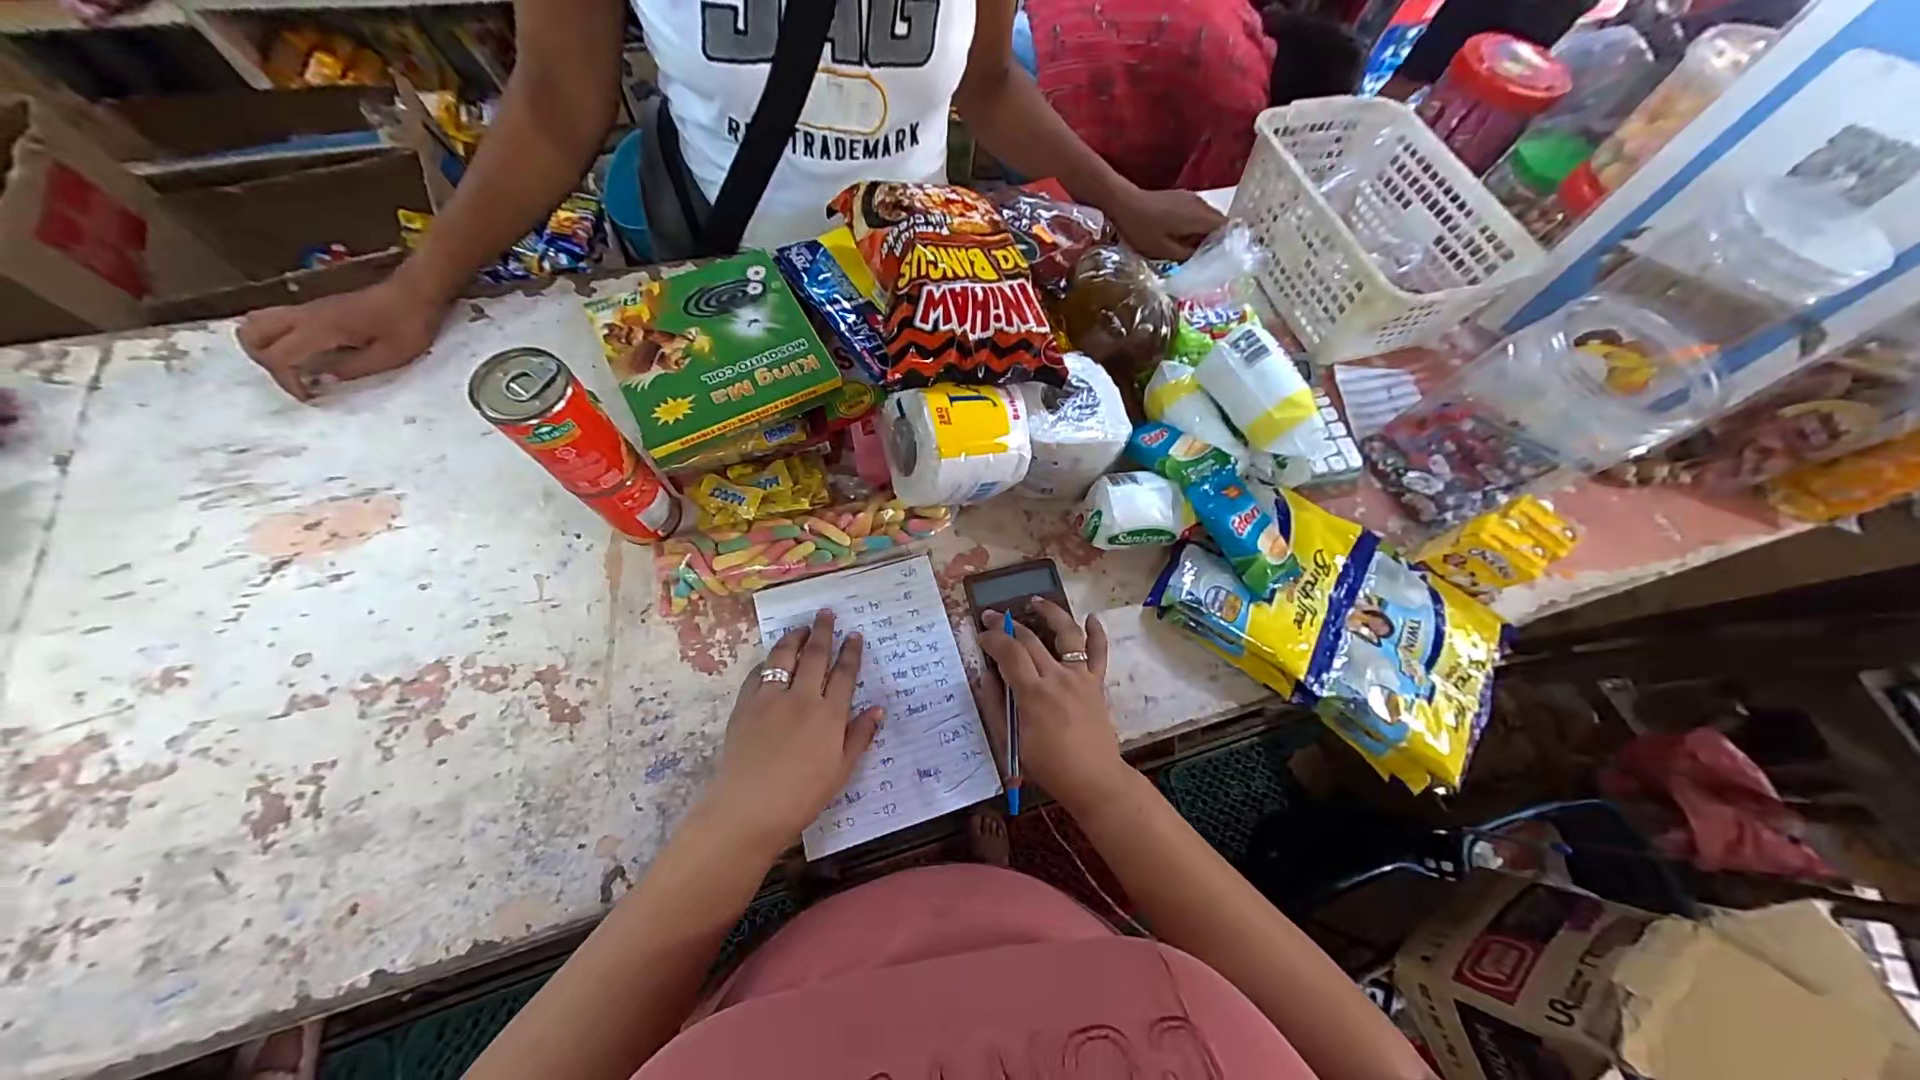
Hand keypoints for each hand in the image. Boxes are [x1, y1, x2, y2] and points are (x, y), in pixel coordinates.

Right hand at [237, 274, 449, 400]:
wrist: (415, 293)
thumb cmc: (408, 324)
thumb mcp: (389, 356)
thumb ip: (352, 369)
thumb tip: (320, 381)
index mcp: (321, 328)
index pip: (277, 356)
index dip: (287, 381)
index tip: (310, 396)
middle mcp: (304, 315)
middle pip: (251, 334)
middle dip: (264, 362)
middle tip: (298, 381)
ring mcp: (308, 308)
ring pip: (256, 322)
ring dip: (265, 347)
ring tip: (297, 368)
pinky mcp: (317, 308)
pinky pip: (277, 319)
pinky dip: (277, 337)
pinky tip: (307, 353)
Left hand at [702, 610, 882, 850]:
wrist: (748, 808)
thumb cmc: (802, 796)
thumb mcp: (841, 771)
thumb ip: (859, 737)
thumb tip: (877, 709)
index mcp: (829, 715)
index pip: (844, 674)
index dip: (850, 652)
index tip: (854, 635)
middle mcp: (802, 698)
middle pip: (815, 656)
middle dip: (823, 631)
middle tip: (826, 613)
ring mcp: (770, 699)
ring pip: (784, 657)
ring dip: (795, 638)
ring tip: (801, 628)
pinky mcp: (745, 705)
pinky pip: (758, 674)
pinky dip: (768, 662)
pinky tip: (771, 660)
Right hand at [975, 599, 1130, 810]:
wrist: (1094, 780)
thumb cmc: (1048, 767)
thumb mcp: (1012, 742)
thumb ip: (997, 706)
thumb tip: (986, 676)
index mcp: (1034, 694)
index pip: (1009, 652)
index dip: (992, 639)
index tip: (981, 635)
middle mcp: (1058, 678)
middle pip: (1030, 639)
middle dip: (1008, 624)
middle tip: (992, 616)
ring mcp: (1080, 678)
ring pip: (1067, 634)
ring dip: (1051, 613)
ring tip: (1036, 601)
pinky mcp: (1097, 684)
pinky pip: (1099, 653)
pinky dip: (1096, 633)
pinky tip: (1091, 618)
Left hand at [1107, 187, 1226, 260]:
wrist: (1124, 202)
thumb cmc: (1142, 229)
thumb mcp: (1164, 251)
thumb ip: (1187, 255)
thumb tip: (1205, 260)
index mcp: (1200, 216)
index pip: (1228, 227)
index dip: (1229, 243)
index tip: (1224, 258)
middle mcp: (1201, 204)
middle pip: (1219, 223)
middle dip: (1216, 241)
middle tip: (1209, 260)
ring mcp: (1191, 199)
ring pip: (1207, 219)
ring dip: (1204, 235)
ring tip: (1195, 253)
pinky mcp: (1181, 198)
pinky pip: (1196, 214)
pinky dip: (1194, 227)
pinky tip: (1183, 240)